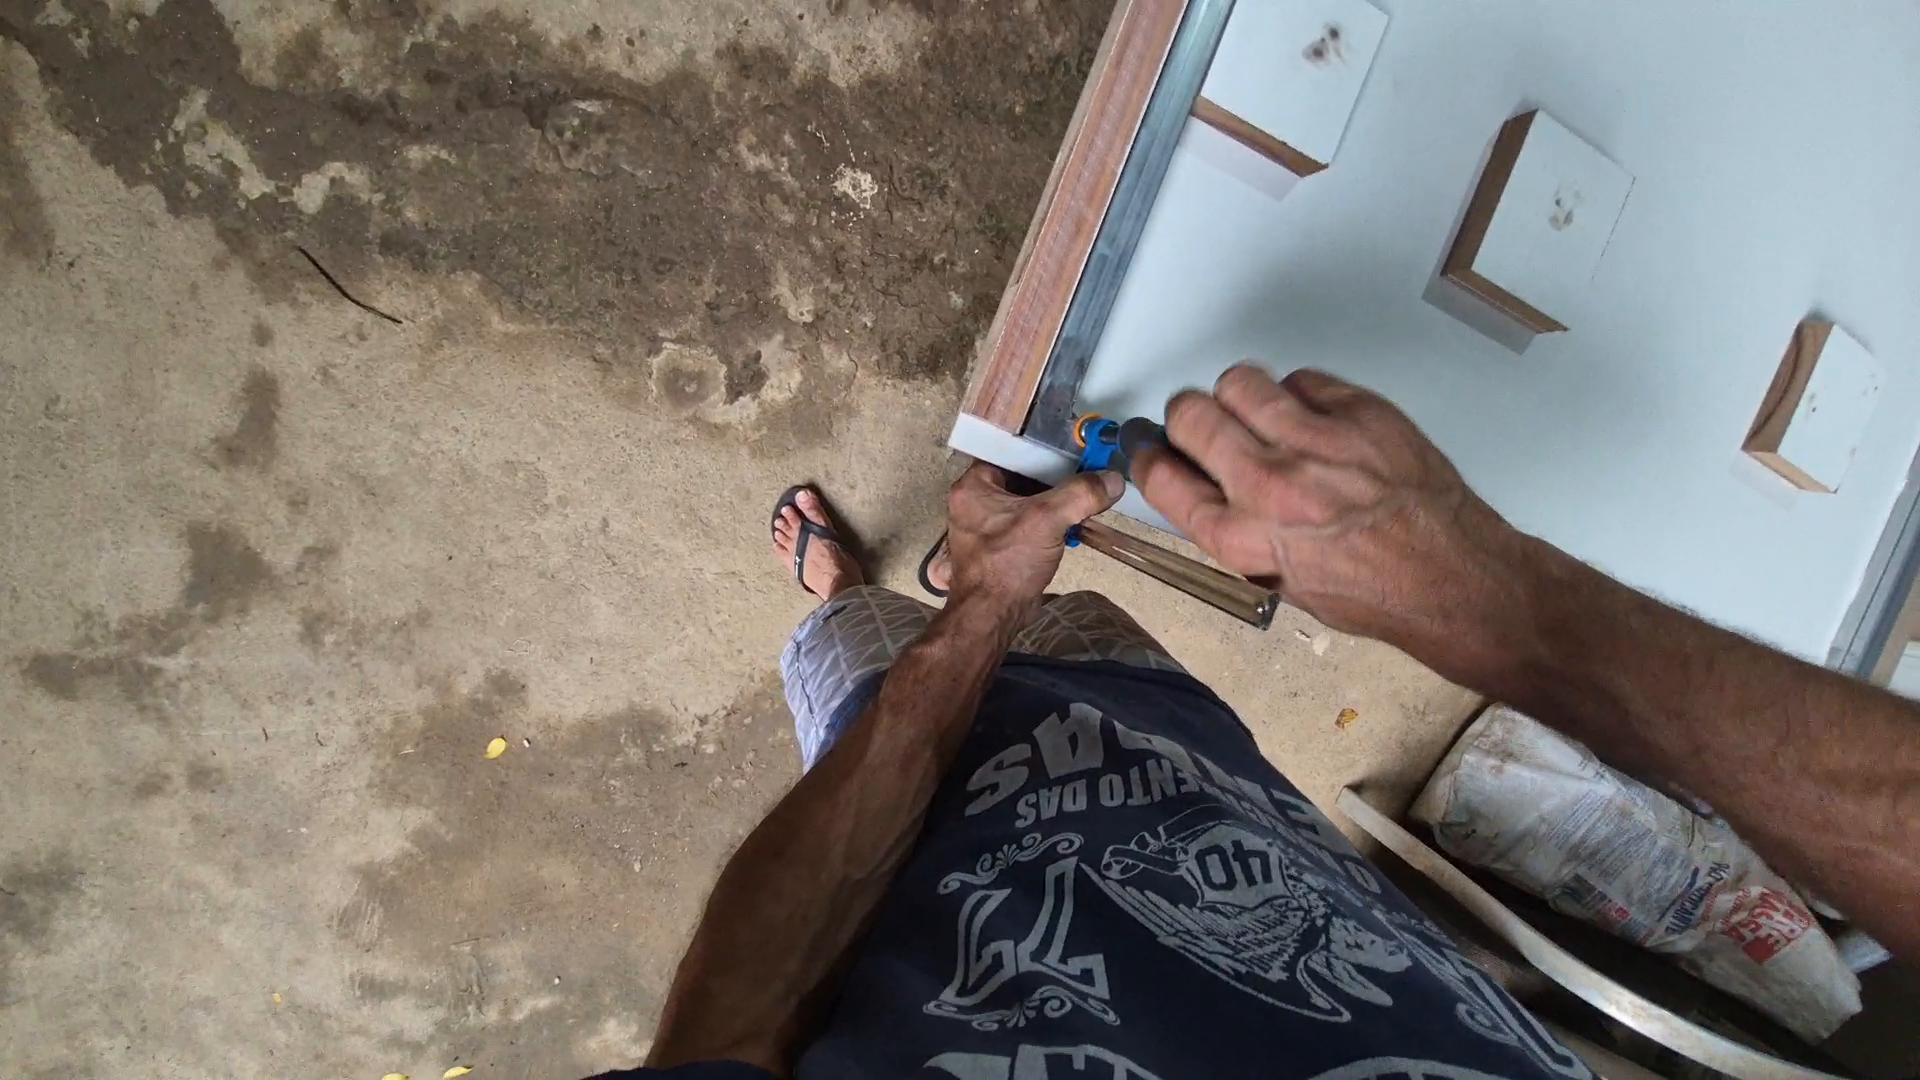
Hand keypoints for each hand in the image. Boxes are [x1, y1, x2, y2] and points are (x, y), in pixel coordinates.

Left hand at [945, 462, 1124, 620]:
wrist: (993, 616)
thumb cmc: (1008, 562)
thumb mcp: (1048, 519)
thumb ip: (1081, 494)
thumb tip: (1113, 479)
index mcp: (973, 486)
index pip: (1010, 453)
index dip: (1042, 450)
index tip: (1074, 450)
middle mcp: (974, 502)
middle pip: (1021, 478)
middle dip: (1053, 480)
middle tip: (1084, 474)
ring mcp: (986, 527)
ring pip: (1027, 502)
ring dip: (1054, 503)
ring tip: (1084, 498)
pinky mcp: (999, 547)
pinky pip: (1027, 524)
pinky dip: (1049, 524)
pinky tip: (1073, 526)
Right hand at [1133, 365, 1538, 680]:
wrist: (1452, 578)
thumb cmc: (1361, 590)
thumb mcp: (1269, 578)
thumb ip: (1225, 527)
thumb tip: (1194, 479)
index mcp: (1239, 536)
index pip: (1160, 475)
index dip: (1149, 457)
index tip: (1155, 452)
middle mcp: (1267, 484)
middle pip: (1189, 413)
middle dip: (1187, 418)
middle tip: (1206, 427)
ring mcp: (1315, 442)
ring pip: (1238, 381)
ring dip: (1238, 397)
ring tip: (1260, 416)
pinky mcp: (1359, 412)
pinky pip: (1300, 378)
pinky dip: (1298, 396)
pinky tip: (1314, 421)